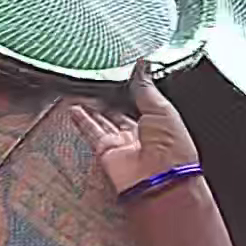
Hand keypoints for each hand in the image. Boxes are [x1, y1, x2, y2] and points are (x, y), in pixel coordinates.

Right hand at [67, 60, 199, 194]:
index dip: (131, 90)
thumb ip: (146, 88)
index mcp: (159, 124)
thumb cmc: (172, 148)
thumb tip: (143, 65)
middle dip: (109, 99)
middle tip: (97, 82)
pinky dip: (81, 120)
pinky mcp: (105, 151)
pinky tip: (73, 109)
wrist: (160, 180)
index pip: (141, 103)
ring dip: (91, 108)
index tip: (121, 74)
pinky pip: (91, 132)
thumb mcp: (162, 109)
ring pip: (102, 121)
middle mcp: (139, 135)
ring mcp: (121, 144)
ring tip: (80, 92)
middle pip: (119, 112)